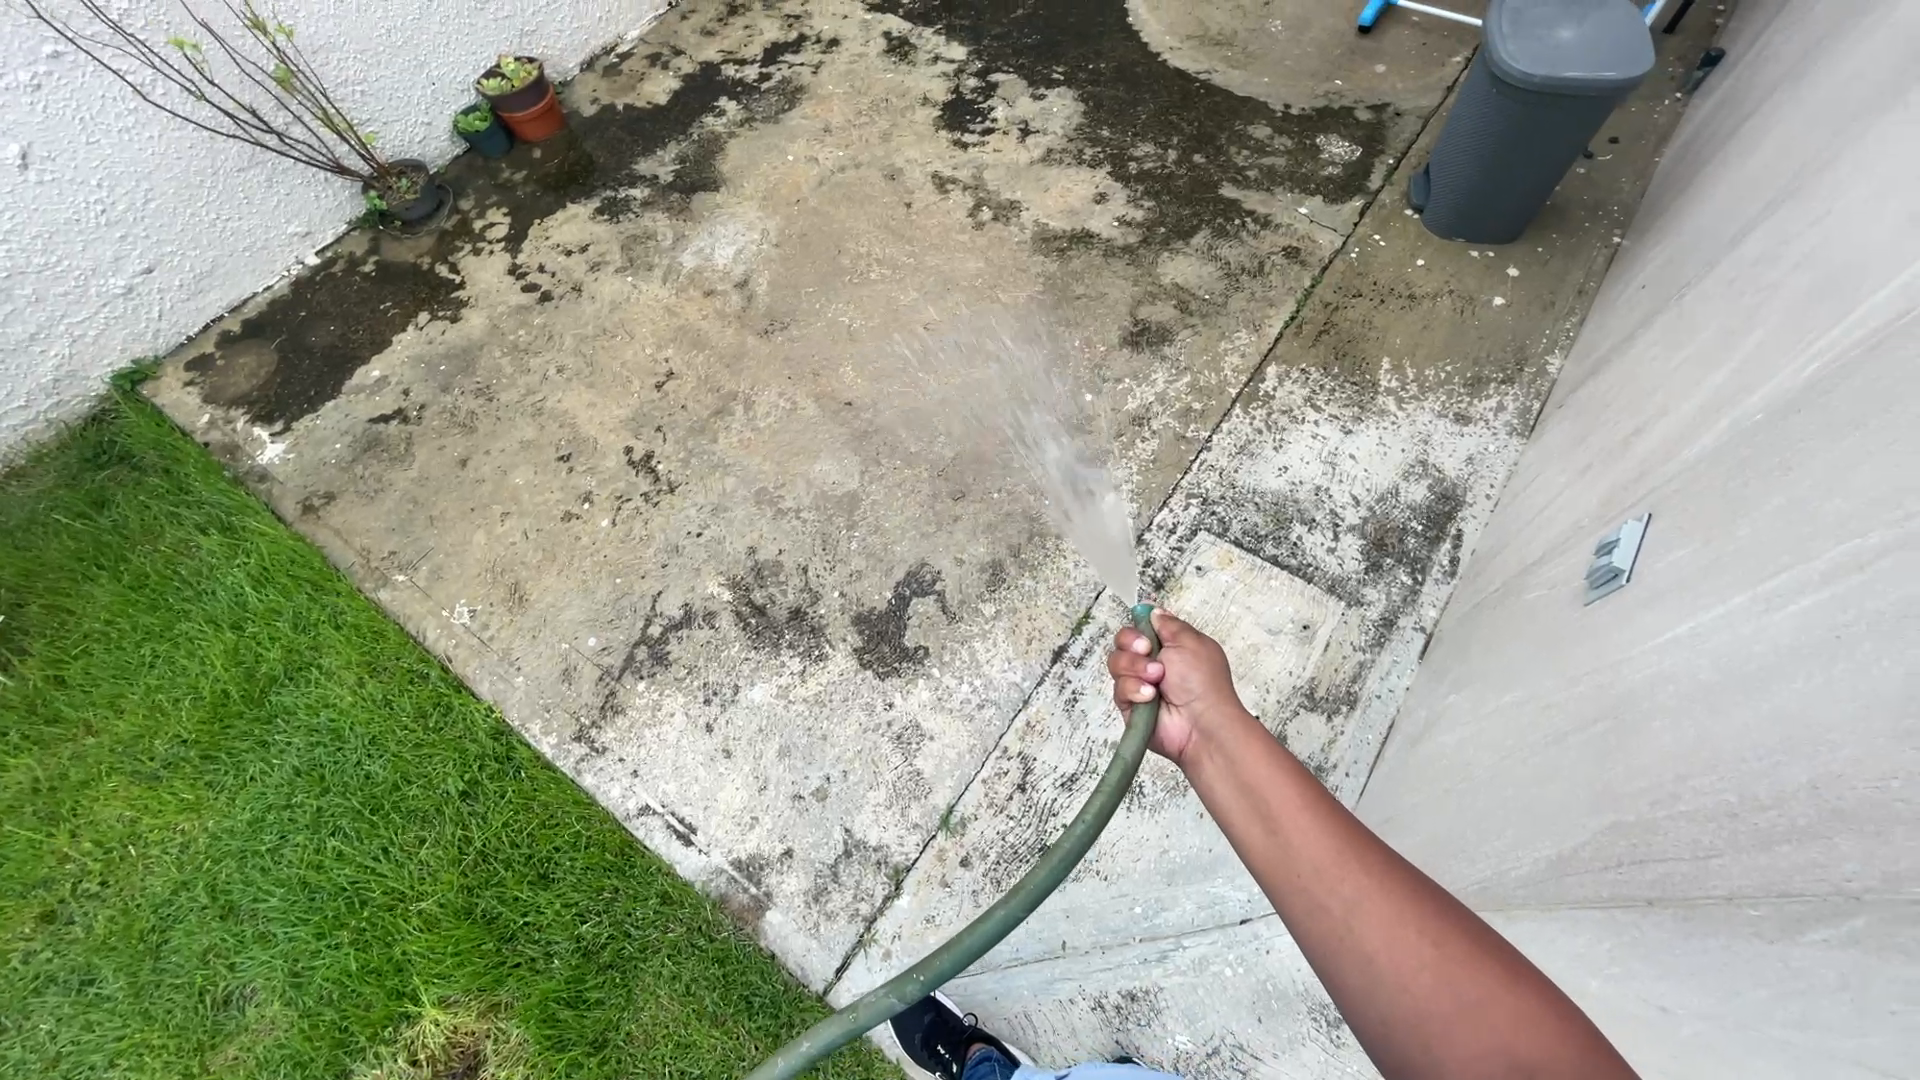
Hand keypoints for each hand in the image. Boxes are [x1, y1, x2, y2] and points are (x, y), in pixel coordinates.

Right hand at [1106, 608, 1247, 766]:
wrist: (1200, 722)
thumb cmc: (1203, 683)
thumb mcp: (1191, 642)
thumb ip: (1169, 624)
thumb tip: (1153, 612)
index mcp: (1168, 646)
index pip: (1139, 628)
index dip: (1138, 629)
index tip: (1148, 637)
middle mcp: (1151, 663)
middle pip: (1122, 643)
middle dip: (1132, 645)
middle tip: (1148, 653)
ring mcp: (1139, 683)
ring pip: (1116, 663)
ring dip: (1135, 668)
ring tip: (1156, 680)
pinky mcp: (1129, 704)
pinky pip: (1118, 688)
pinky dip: (1134, 690)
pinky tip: (1150, 697)